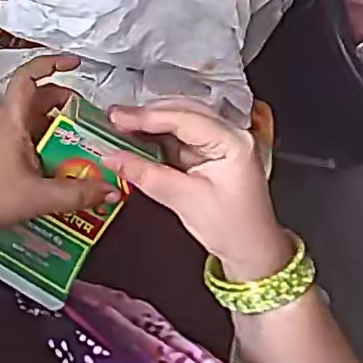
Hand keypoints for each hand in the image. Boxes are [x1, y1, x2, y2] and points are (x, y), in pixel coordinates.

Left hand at [0, 56, 120, 238]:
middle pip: (39, 98)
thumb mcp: (38, 197)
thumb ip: (78, 194)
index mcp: (12, 120)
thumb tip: (110, 190)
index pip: (29, 76)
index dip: (52, 64)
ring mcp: (2, 138)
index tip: (75, 64)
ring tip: (83, 144)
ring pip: (35, 120)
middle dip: (66, 103)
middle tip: (89, 118)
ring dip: (59, 127)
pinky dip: (49, 146)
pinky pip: (30, 140)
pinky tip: (63, 167)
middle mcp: (6, 123)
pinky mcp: (1, 155)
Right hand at [102, 100, 292, 282]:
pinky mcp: (210, 152)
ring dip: (150, 124)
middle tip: (114, 118)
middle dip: (147, 115)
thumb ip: (145, 174)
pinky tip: (137, 138)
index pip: (184, 118)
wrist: (251, 251)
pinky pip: (180, 137)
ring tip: (121, 126)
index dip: (146, 116)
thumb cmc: (230, 227)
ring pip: (180, 121)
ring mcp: (221, 142)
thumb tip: (111, 157)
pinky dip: (158, 137)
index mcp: (232, 141)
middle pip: (182, 111)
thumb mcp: (183, 199)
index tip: (117, 117)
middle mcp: (230, 134)